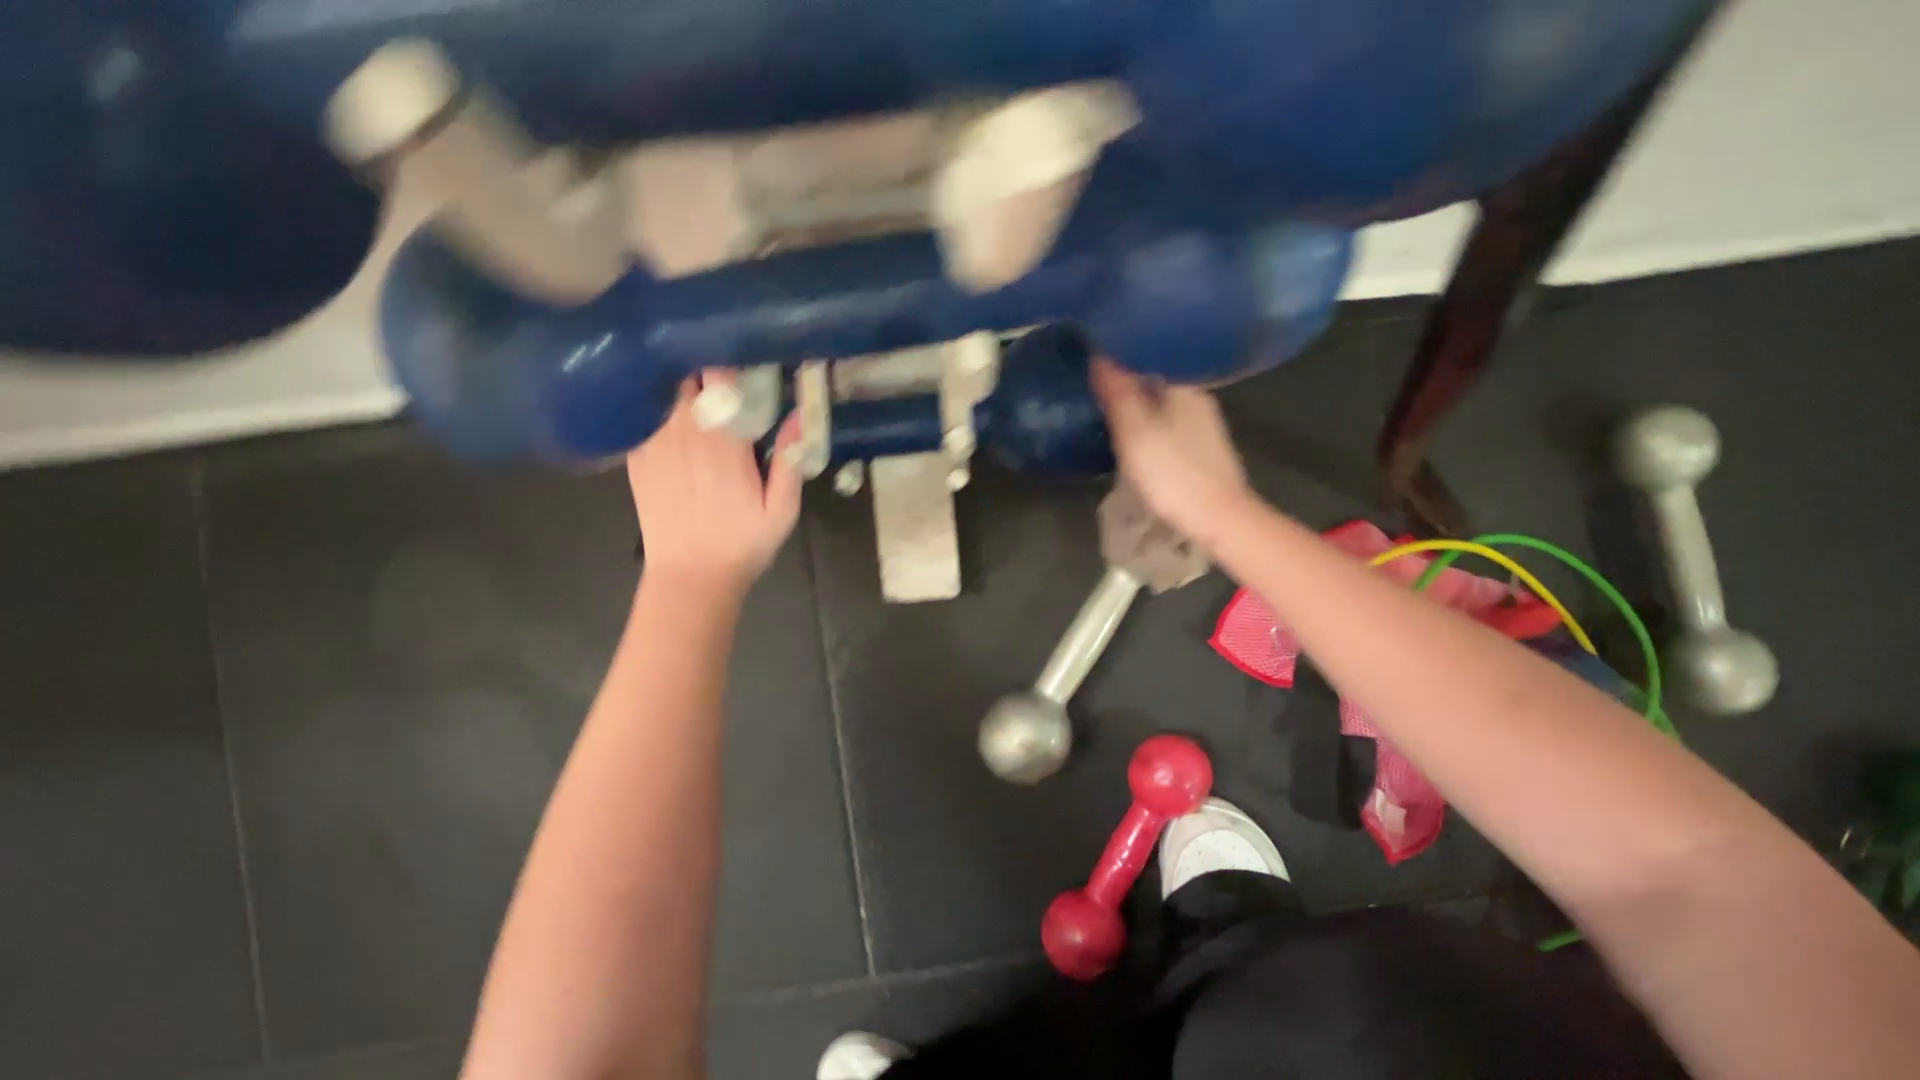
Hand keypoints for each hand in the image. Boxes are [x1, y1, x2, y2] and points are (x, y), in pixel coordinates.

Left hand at [627, 374, 801, 595]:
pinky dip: (656, 411)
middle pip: (687, 378)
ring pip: (664, 395)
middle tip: (724, 383)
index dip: (729, 363)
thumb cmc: (741, 545)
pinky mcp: (637, 458)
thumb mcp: (781, 510)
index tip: (744, 364)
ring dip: (680, 389)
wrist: (688, 578)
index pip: (718, 378)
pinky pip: (645, 418)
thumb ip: (789, 460)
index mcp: (722, 441)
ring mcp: (654, 444)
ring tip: (698, 397)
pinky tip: (670, 422)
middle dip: (704, 374)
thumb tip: (799, 415)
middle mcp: (683, 433)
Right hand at [1090, 359, 1252, 541]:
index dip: (1118, 355)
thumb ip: (1117, 393)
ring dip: (1136, 405)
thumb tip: (1099, 355)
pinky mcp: (1203, 449)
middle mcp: (1197, 398)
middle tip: (1091, 385)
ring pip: (1162, 404)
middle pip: (1154, 380)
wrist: (1219, 519)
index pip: (1147, 356)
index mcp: (1183, 386)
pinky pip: (1168, 425)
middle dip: (1125, 381)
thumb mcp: (1135, 432)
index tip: (1091, 359)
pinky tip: (1134, 437)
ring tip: (1105, 409)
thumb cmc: (1173, 474)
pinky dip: (1148, 425)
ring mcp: (1204, 425)